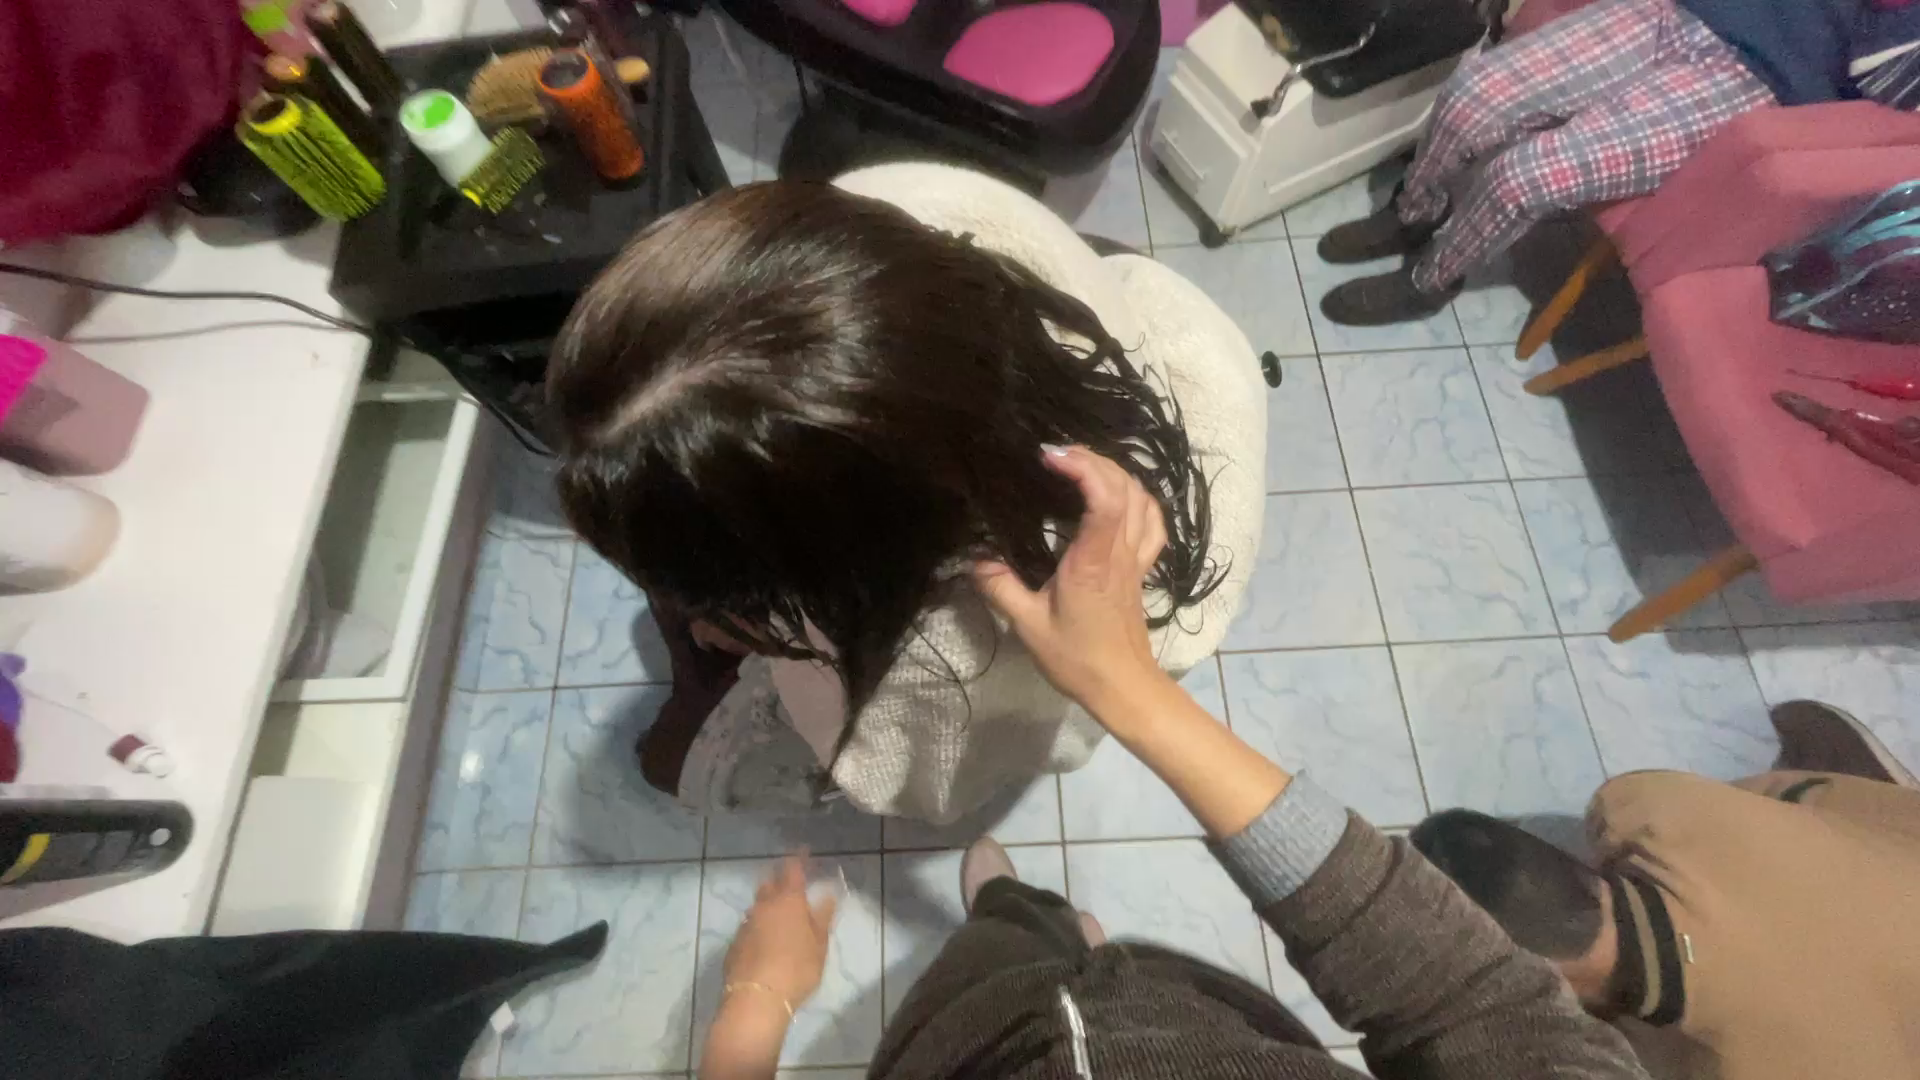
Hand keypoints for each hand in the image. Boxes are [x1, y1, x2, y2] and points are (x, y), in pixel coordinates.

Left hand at [723, 855, 837, 1009]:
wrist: (756, 1001)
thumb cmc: (796, 969)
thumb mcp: (819, 945)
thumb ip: (823, 917)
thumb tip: (828, 894)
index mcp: (788, 900)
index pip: (793, 868)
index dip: (799, 858)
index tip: (804, 851)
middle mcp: (763, 906)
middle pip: (770, 883)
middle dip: (780, 879)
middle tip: (791, 883)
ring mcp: (745, 925)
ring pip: (758, 906)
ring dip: (768, 905)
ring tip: (779, 915)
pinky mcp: (734, 945)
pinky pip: (749, 927)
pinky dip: (758, 926)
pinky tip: (765, 941)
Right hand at [972, 445, 1174, 717]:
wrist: (1122, 686)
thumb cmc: (1077, 657)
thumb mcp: (1027, 625)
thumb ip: (999, 587)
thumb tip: (972, 559)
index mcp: (1093, 561)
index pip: (1104, 499)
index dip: (1082, 467)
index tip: (1048, 456)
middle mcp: (1120, 551)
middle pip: (1124, 487)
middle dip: (1092, 459)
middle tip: (1054, 455)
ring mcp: (1136, 557)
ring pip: (1141, 498)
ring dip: (1114, 472)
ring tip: (1080, 466)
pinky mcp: (1141, 567)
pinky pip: (1152, 521)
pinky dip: (1138, 497)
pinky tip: (1119, 494)